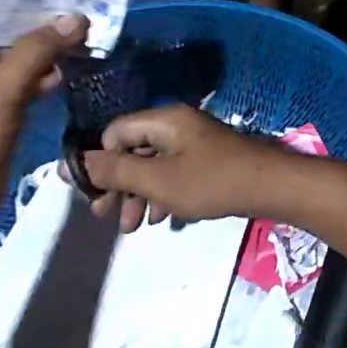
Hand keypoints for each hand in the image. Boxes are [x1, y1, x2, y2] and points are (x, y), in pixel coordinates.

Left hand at [0, 15, 87, 258]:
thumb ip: (32, 56)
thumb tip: (73, 17)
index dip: (25, 12)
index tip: (71, 4)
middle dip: (39, 36)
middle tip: (85, 26)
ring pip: (8, 76)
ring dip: (41, 62)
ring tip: (82, 49)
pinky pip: (12, 101)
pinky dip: (36, 89)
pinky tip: (62, 83)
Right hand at [81, 104, 284, 232]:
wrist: (270, 186)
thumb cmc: (211, 181)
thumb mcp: (157, 180)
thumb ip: (116, 170)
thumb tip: (76, 161)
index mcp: (164, 120)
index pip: (114, 132)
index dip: (98, 162)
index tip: (91, 194)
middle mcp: (178, 125)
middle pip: (133, 149)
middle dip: (118, 184)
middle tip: (107, 217)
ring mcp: (195, 141)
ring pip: (153, 164)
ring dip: (139, 194)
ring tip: (135, 227)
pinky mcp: (208, 159)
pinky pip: (174, 172)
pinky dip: (163, 192)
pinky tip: (164, 218)